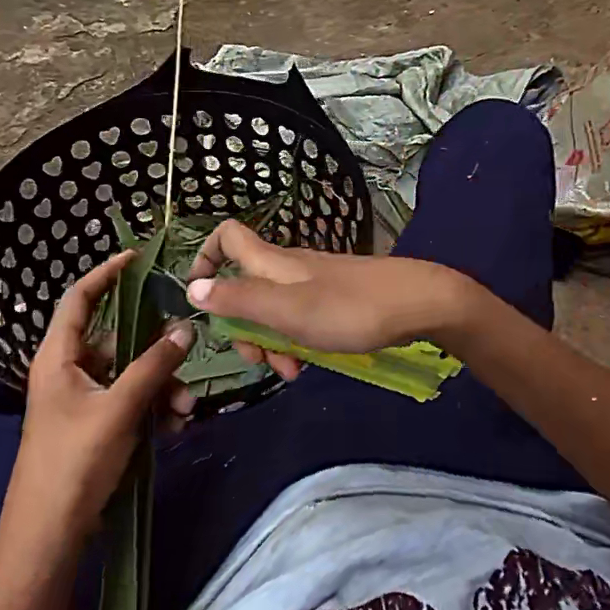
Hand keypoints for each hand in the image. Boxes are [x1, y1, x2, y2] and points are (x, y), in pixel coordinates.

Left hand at [2, 250, 193, 552]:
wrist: (51, 529)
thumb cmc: (73, 460)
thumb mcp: (118, 408)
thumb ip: (153, 367)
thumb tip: (185, 329)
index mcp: (59, 358)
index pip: (78, 300)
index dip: (105, 275)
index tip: (137, 258)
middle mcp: (71, 372)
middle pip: (118, 341)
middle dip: (157, 352)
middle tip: (189, 357)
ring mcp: (85, 402)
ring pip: (132, 376)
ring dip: (162, 387)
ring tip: (185, 410)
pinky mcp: (99, 427)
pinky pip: (133, 404)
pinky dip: (154, 410)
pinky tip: (175, 426)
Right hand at [185, 220, 475, 378]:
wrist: (418, 304)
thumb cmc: (348, 308)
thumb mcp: (286, 310)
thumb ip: (239, 300)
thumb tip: (191, 287)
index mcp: (271, 263)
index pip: (227, 237)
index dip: (206, 258)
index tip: (202, 297)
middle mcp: (288, 268)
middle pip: (245, 287)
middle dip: (243, 326)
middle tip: (259, 359)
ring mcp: (313, 284)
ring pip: (273, 310)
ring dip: (271, 342)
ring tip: (291, 372)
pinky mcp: (334, 300)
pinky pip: (300, 319)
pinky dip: (296, 341)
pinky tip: (310, 363)